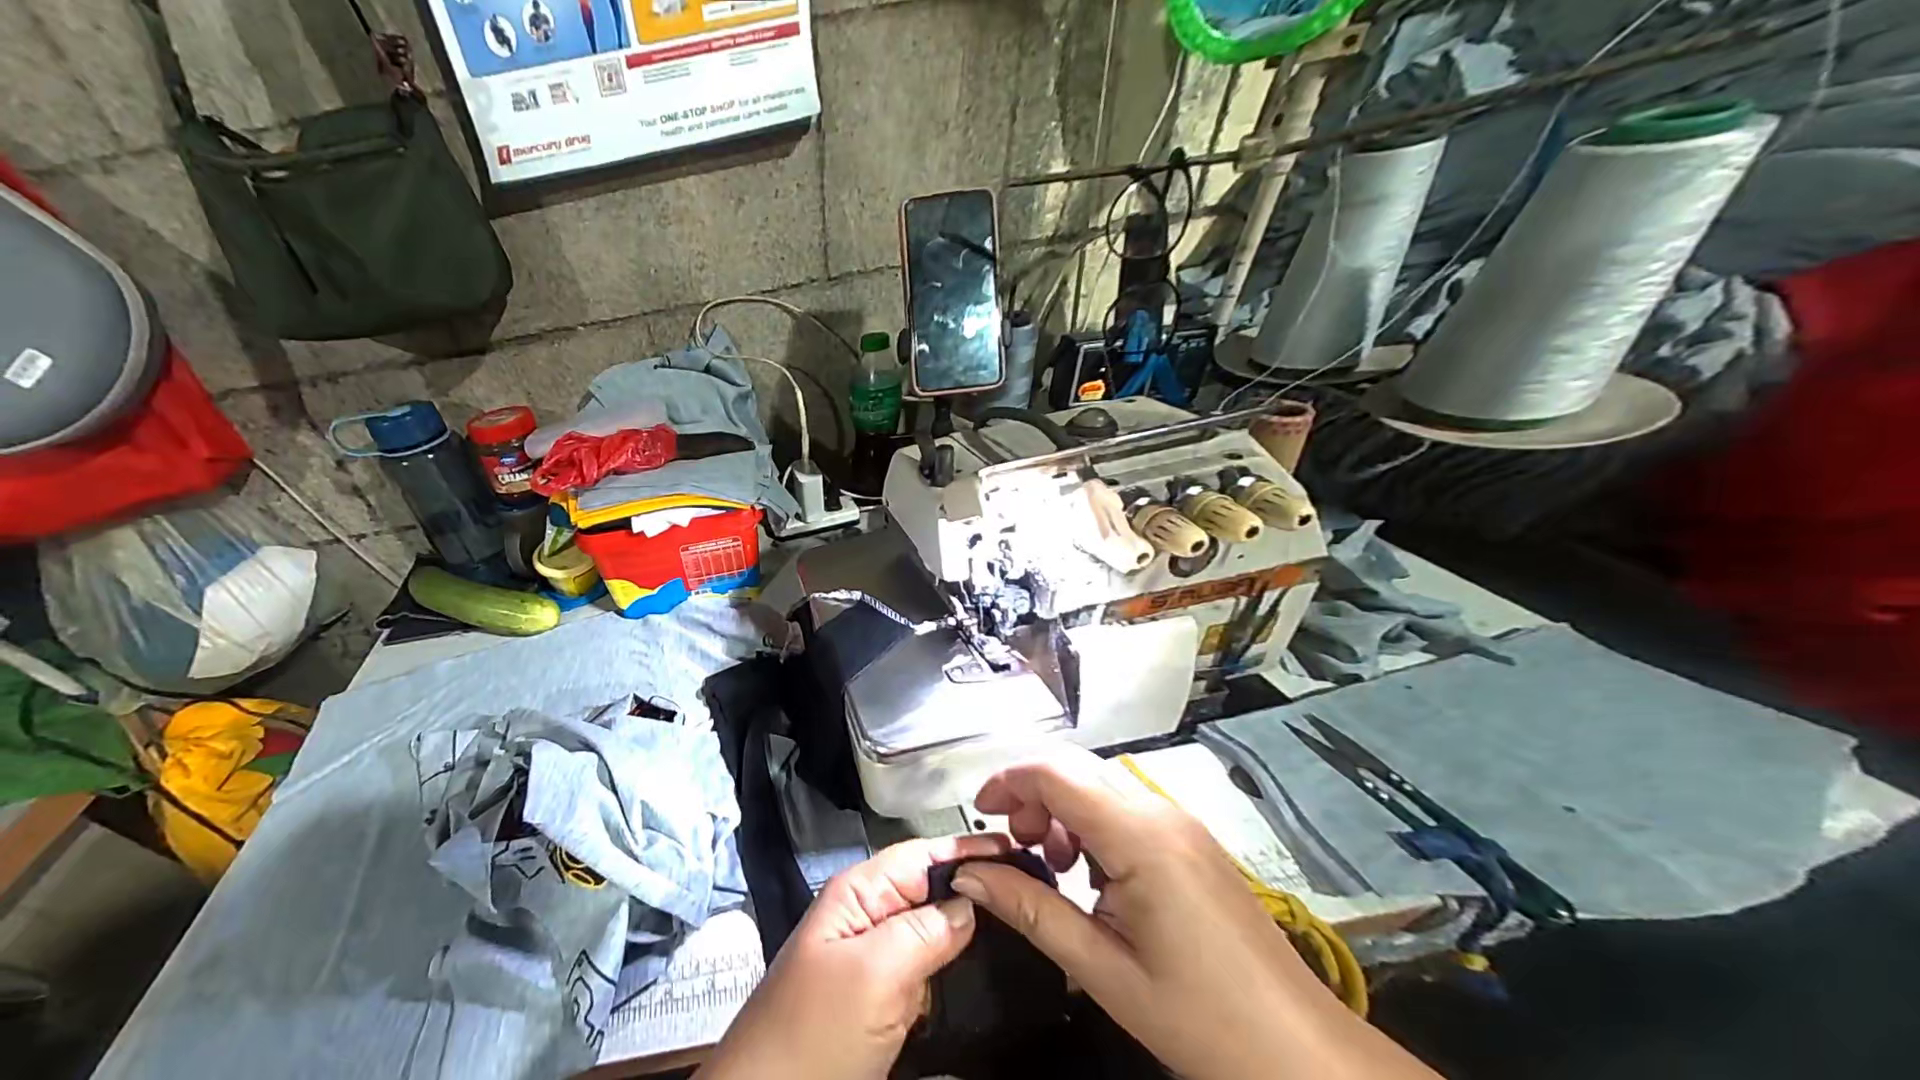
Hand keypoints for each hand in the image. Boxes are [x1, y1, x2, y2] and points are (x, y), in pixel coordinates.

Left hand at [696, 833, 1010, 1079]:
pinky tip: (990, 968)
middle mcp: (870, 915)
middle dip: (977, 886)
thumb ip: (925, 930)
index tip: (1021, 851)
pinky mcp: (883, 997)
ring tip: (1023, 924)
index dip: (970, 849)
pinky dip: (958, 965)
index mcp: (861, 892)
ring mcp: (876, 959)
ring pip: (934, 928)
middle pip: (932, 887)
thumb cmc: (815, 1033)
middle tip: (1033, 890)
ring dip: (972, 927)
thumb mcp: (873, 973)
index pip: (924, 853)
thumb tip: (971, 903)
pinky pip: (928, 967)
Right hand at [950, 750, 1440, 1079]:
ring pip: (1101, 786)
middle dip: (1032, 794)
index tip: (979, 814)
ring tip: (1049, 864)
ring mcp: (1181, 824)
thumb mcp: (1102, 969)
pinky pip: (1127, 810)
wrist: (1297, 1049)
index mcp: (1139, 836)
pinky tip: (1088, 874)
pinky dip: (1092, 825)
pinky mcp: (1191, 841)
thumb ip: (1031, 910)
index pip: (1057, 773)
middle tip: (1012, 846)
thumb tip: (970, 874)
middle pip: (1078, 770)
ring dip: (1062, 810)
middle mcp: (1161, 813)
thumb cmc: (1199, 1016)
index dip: (1009, 781)